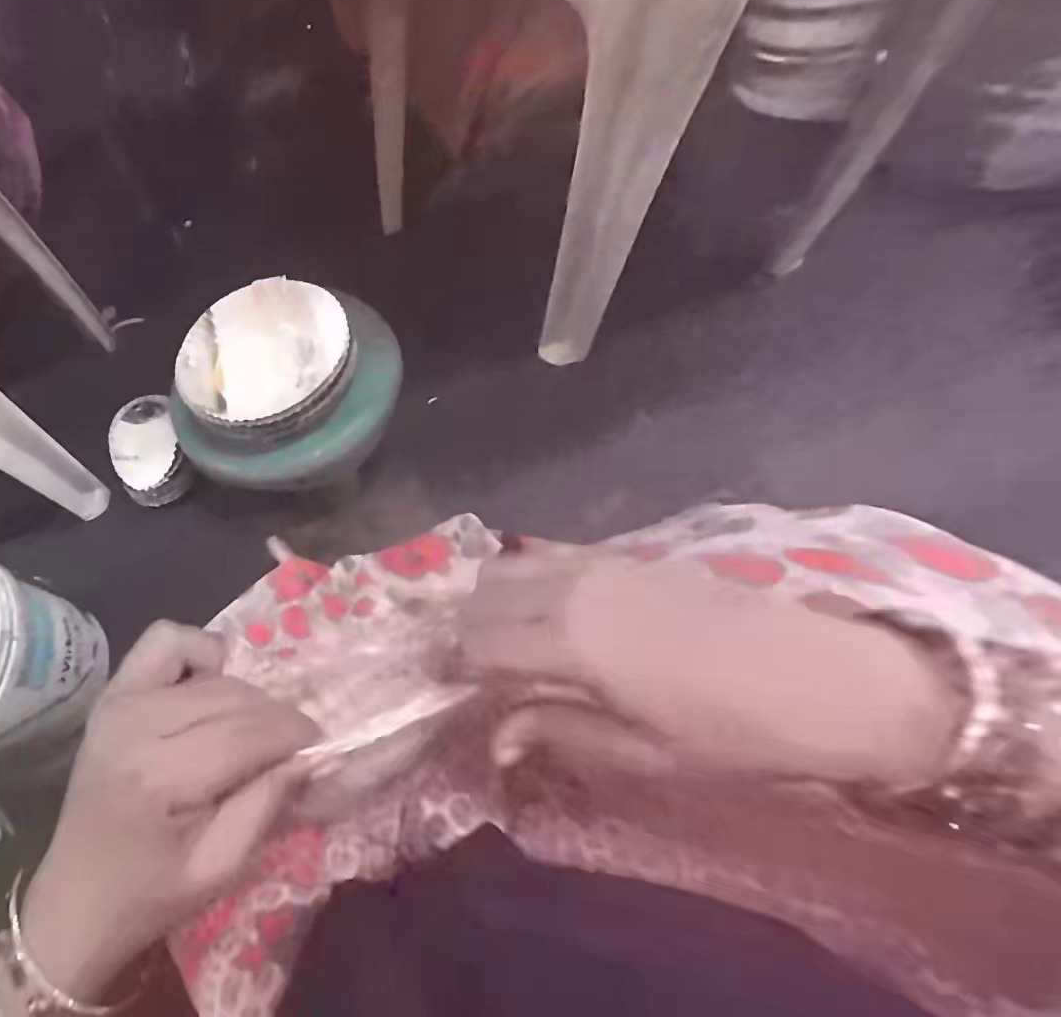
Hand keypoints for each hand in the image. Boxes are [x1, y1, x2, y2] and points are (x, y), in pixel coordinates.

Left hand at [19, 622, 319, 1001]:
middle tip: (291, 744)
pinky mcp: (111, 693)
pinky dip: (196, 651)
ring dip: (239, 689)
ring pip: (202, 663)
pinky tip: (209, 683)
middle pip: (228, 694)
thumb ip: (264, 806)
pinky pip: (161, 641)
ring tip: (250, 723)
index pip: (244, 734)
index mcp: (159, 774)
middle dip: (273, 714)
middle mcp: (135, 722)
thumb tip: (307, 755)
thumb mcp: (218, 870)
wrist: (76, 891)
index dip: (292, 732)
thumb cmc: (148, 893)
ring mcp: (117, 700)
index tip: (320, 742)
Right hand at [462, 544, 960, 784]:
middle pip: (479, 600)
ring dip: (490, 599)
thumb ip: (559, 730)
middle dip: (469, 632)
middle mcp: (568, 592)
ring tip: (507, 632)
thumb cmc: (743, 732)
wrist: (840, 679)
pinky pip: (542, 552)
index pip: (477, 643)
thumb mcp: (649, 752)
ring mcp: (592, 566)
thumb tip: (494, 740)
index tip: (471, 690)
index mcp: (571, 643)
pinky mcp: (617, 555)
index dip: (465, 669)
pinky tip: (540, 601)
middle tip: (486, 666)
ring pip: (501, 568)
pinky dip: (522, 573)